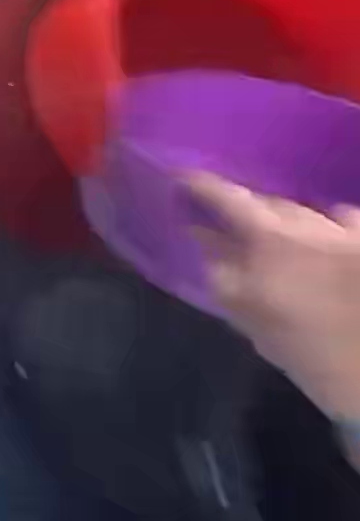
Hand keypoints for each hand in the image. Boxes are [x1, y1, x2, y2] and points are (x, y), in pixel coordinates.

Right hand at [189, 173, 359, 421]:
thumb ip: (217, 258)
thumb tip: (202, 230)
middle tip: (233, 216)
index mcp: (275, 237)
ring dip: (309, 216)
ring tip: (297, 231)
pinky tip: (335, 248)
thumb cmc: (296, 341)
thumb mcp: (238, 301)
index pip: (227, 194)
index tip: (179, 179)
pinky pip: (359, 232)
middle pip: (278, 202)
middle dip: (252, 205)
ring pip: (334, 212)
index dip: (199, 183)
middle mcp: (323, 232)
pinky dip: (345, 231)